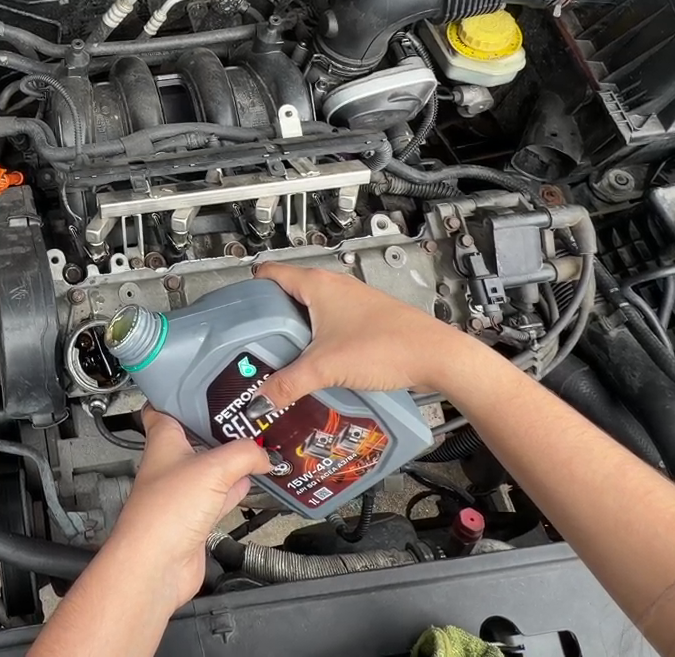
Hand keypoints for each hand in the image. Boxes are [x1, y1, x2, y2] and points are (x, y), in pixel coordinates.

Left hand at [98, 409, 270, 607]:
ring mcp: (182, 490)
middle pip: (194, 436)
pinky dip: (235, 488)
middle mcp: (170, 462)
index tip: (202, 386)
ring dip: (231, 459)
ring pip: (210, 466)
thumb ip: (243, 455)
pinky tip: (249, 481)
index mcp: (163, 438)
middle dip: (217, 428)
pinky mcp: (195, 516)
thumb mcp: (212, 469)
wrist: (157, 564)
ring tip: (255, 445)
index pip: (165, 407)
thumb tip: (263, 453)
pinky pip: (219, 495)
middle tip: (243, 417)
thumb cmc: (164, 512)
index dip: (181, 396)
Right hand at [249, 262, 483, 407]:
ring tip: (281, 356)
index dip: (249, 290)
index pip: (268, 273)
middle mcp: (332, 284)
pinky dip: (317, 337)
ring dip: (295, 329)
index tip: (236, 313)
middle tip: (254, 343)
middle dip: (269, 317)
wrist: (438, 357)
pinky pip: (329, 321)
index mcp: (316, 282)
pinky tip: (316, 362)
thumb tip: (258, 402)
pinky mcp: (365, 317)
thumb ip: (287, 385)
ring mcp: (350, 300)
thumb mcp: (326, 368)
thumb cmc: (386, 347)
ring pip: (309, 308)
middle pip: (286, 292)